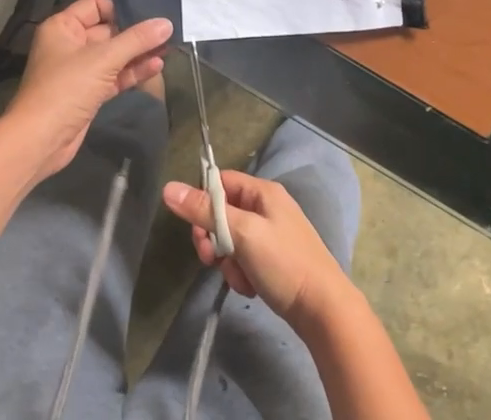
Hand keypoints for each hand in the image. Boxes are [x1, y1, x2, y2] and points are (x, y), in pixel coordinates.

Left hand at [5, 0, 171, 178]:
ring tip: (169, 48)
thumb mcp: (103, 59)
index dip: (121, 8)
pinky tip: (156, 66)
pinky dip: (132, 71)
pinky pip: (114, 76)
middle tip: (168, 31)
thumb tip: (167, 23)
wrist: (41, 140)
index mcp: (63, 27)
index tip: (149, 13)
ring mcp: (79, 70)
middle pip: (108, 30)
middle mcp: (70, 44)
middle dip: (136, 32)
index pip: (96, 5)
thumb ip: (136, 40)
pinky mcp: (89, 93)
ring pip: (114, 55)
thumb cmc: (66, 89)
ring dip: (138, 53)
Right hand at [162, 170, 354, 325]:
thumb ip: (204, 211)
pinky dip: (240, 273)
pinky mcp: (271, 260)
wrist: (322, 308)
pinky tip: (250, 287)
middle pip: (221, 214)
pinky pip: (242, 260)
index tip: (197, 228)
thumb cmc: (283, 262)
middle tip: (210, 258)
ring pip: (229, 241)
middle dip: (213, 239)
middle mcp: (266, 209)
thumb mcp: (241, 233)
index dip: (203, 203)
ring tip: (239, 277)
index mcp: (263, 193)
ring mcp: (269, 235)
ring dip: (227, 261)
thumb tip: (168, 188)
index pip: (220, 183)